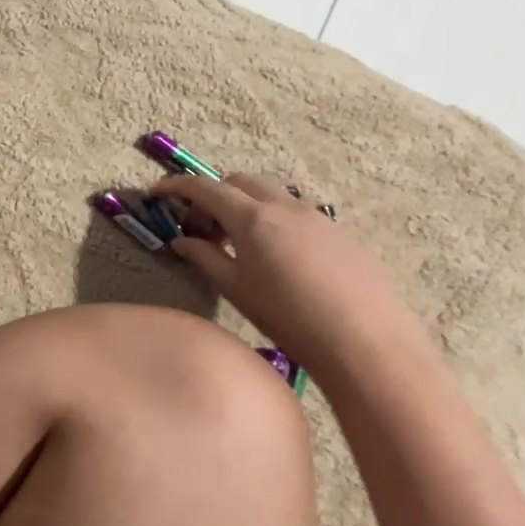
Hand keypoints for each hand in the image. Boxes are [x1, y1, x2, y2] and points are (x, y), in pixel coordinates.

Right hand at [153, 172, 412, 363]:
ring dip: (246, 205)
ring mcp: (320, 219)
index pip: (204, 187)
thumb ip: (203, 256)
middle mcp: (285, 208)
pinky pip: (298, 213)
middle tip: (200, 224)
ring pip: (272, 195)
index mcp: (252, 218)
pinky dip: (274, 220)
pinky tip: (276, 255)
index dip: (175, 186)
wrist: (368, 344)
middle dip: (213, 193)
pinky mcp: (344, 235)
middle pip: (240, 181)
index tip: (156, 193)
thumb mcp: (234, 287)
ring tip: (238, 240)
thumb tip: (183, 241)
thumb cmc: (288, 316)